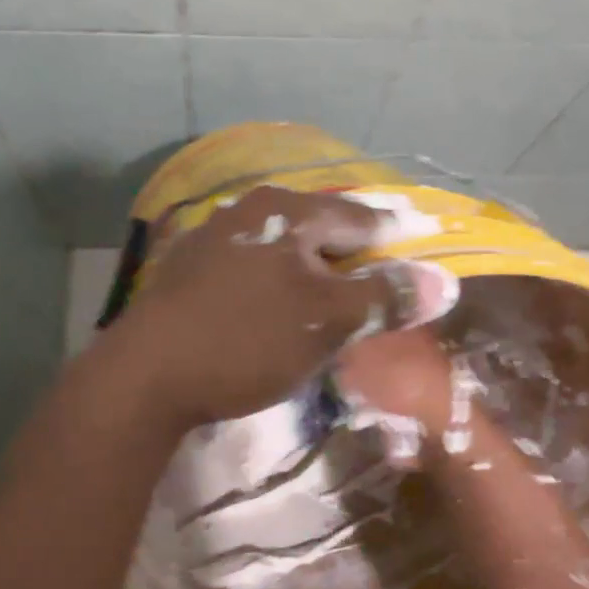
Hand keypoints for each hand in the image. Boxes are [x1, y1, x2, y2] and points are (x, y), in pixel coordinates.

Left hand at [121, 186, 455, 427]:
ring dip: (311, 276)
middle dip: (351, 259)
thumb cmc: (247, 340)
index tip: (419, 253)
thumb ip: (385, 297)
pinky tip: (279, 316)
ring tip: (334, 306)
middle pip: (318, 232)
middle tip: (380, 288)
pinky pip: (251, 274)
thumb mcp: (327, 321)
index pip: (359, 216)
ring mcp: (211, 242)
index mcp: (284, 211)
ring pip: (281, 254)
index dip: (394, 238)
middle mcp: (246, 212)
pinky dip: (276, 290)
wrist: (144, 377)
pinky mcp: (187, 276)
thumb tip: (444, 281)